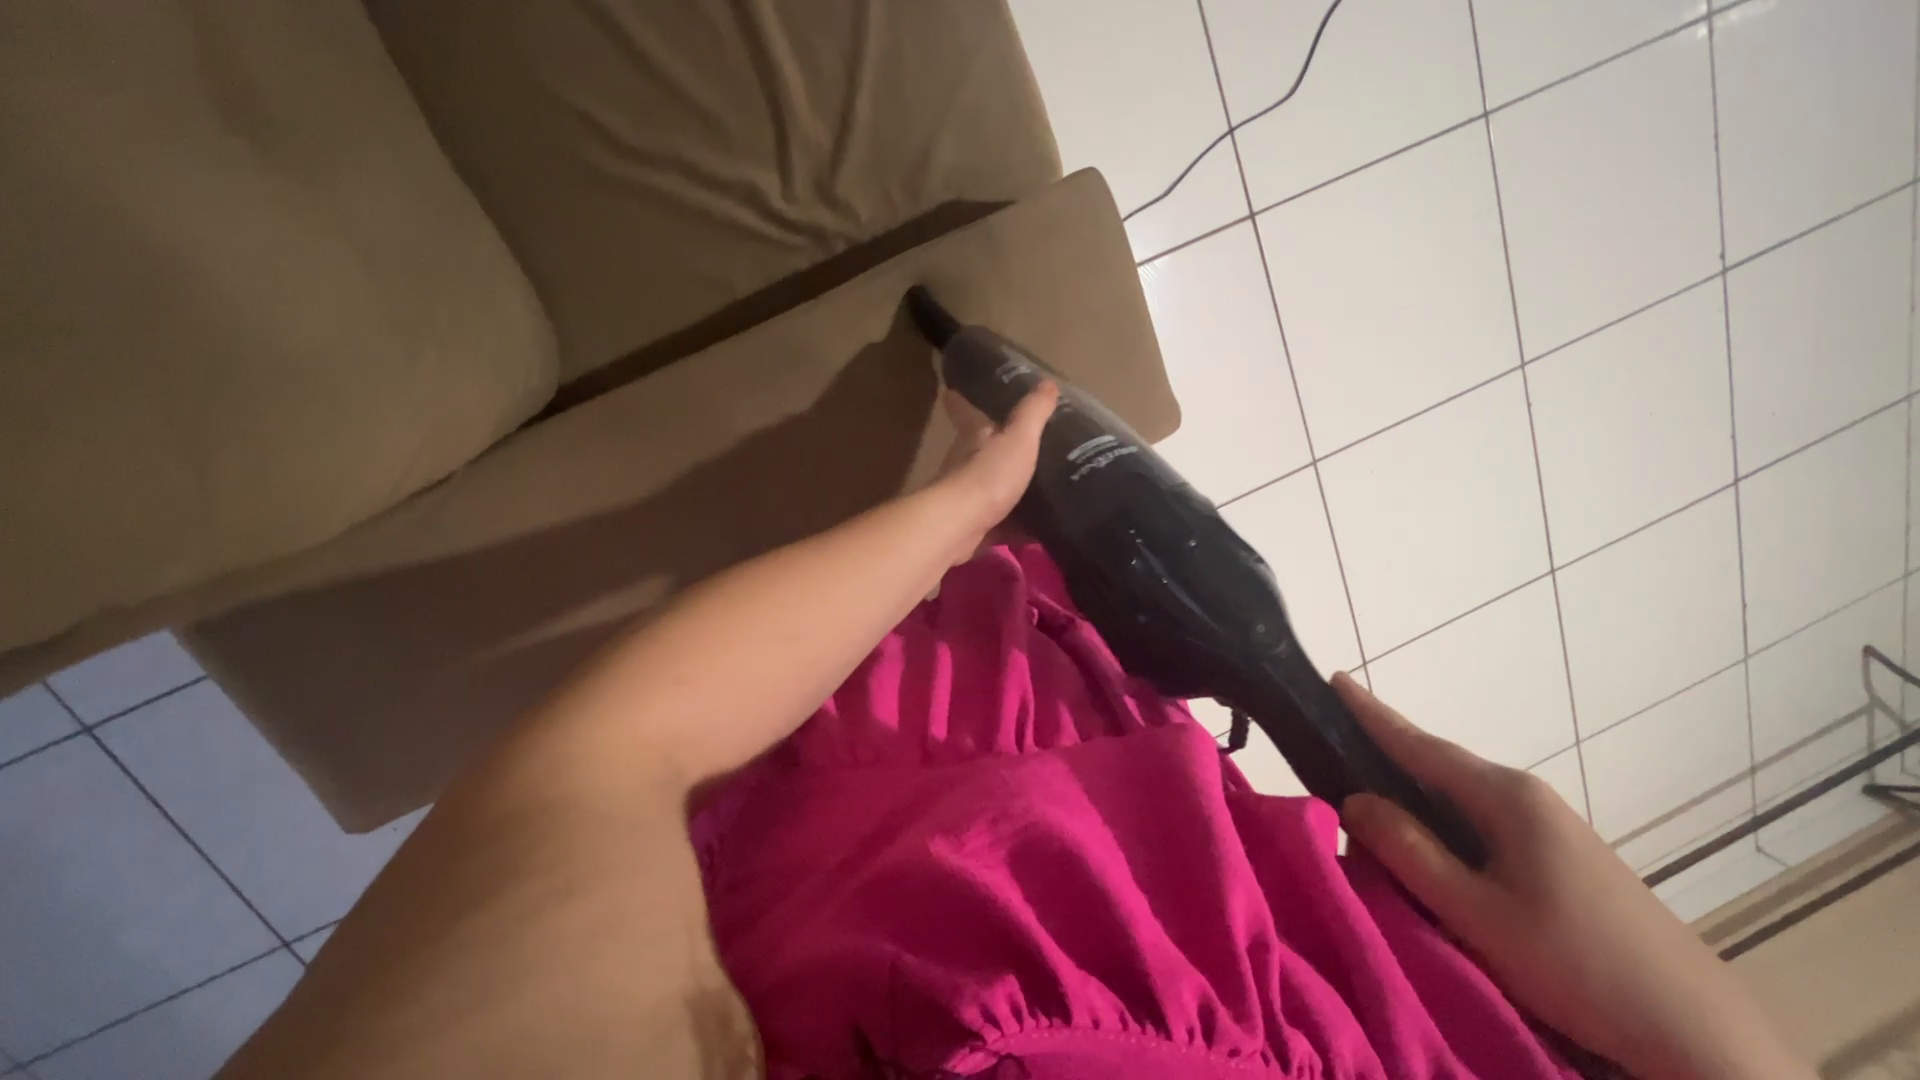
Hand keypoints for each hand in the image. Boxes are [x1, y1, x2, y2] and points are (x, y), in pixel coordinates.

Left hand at [929, 381, 1057, 558]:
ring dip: (1010, 489)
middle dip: (995, 447)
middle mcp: (965, 463)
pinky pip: (1001, 524)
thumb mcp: (1018, 438)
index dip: (961, 401)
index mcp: (974, 436)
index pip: (963, 411)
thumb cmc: (987, 475)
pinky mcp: (974, 528)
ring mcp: (967, 498)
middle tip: (1024, 445)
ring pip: (991, 488)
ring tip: (1043, 488)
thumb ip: (1033, 413)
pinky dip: (1018, 526)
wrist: (960, 526)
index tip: (954, 391)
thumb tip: (1048, 382)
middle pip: (978, 450)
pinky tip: (1041, 529)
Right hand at [1332, 673, 1810, 1079]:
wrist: (1694, 1028)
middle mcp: (1527, 797)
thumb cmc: (1577, 963)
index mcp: (1505, 797)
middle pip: (1437, 767)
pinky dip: (1439, 828)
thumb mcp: (1476, 912)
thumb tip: (1354, 800)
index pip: (1420, 744)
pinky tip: (1426, 852)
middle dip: (1382, 758)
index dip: (1371, 714)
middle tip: (1327, 757)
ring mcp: (1548, 826)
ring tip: (1364, 810)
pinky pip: (1479, 826)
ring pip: (1457, 801)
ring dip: (1410, 801)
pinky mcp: (1558, 857)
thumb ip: (1409, 851)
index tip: (1332, 678)